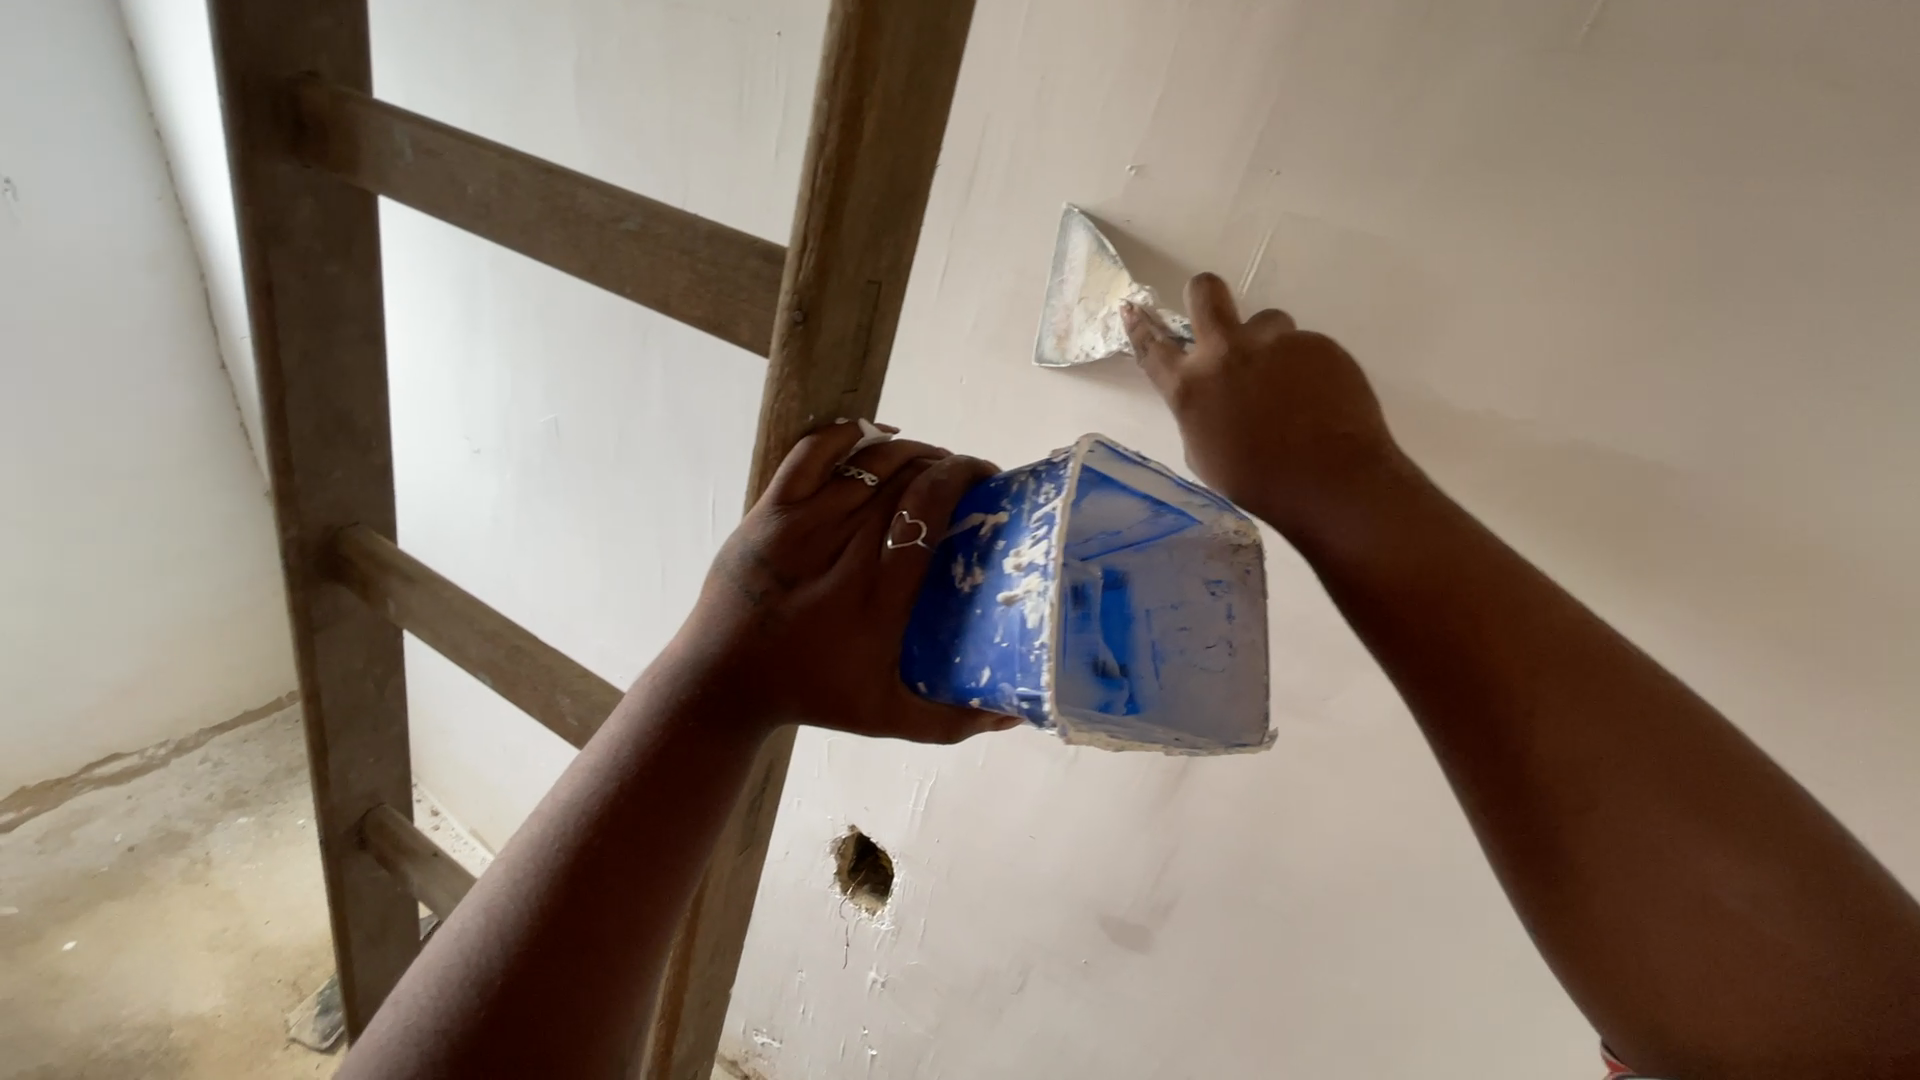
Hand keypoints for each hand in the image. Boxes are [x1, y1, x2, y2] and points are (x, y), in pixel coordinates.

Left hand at [665, 421, 1015, 743]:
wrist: (720, 681)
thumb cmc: (812, 697)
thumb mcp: (888, 719)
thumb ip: (954, 721)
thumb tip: (1015, 716)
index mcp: (876, 596)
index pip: (927, 511)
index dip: (963, 479)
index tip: (988, 480)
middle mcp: (840, 550)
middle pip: (904, 479)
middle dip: (946, 465)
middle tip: (968, 478)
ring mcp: (799, 525)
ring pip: (868, 462)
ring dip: (912, 451)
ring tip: (934, 462)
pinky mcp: (768, 511)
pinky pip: (813, 452)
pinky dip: (852, 435)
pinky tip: (881, 438)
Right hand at [1122, 273, 1403, 539]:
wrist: (1329, 481)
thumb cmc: (1257, 482)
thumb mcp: (1203, 454)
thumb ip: (1198, 414)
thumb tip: (1211, 397)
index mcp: (1190, 387)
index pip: (1152, 347)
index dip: (1139, 326)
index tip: (1132, 307)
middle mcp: (1225, 353)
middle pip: (1205, 293)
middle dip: (1202, 293)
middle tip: (1211, 306)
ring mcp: (1273, 343)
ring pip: (1266, 321)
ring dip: (1268, 344)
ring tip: (1287, 381)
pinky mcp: (1316, 344)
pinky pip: (1304, 346)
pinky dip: (1306, 368)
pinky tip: (1319, 400)